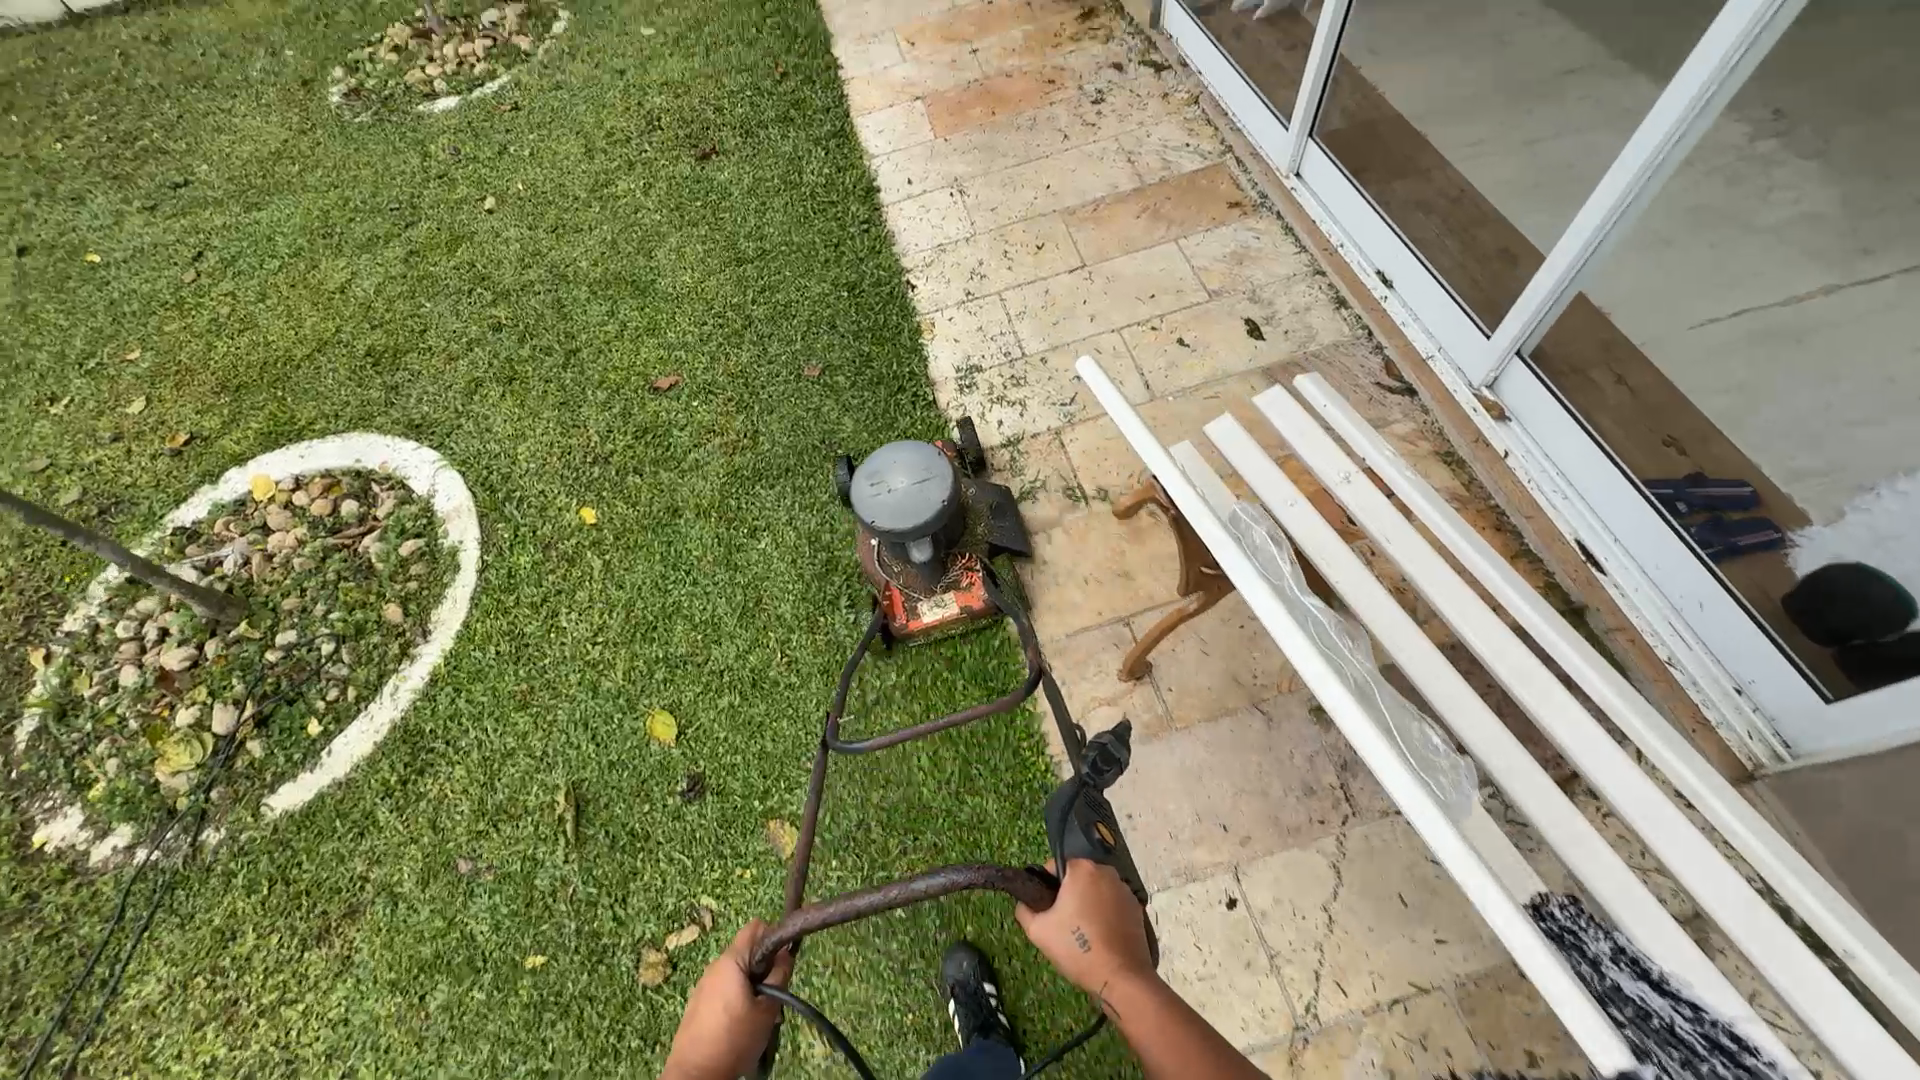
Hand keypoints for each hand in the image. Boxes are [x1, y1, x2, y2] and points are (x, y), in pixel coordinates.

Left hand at [662, 919, 792, 1079]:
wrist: (695, 1075)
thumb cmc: (734, 1039)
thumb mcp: (767, 1008)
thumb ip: (779, 975)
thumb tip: (785, 954)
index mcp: (731, 961)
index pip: (756, 927)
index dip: (774, 936)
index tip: (783, 959)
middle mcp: (714, 967)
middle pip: (747, 952)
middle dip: (765, 967)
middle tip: (776, 993)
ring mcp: (704, 985)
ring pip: (737, 973)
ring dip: (753, 985)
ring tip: (762, 1013)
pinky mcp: (698, 1004)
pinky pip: (724, 989)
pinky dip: (738, 998)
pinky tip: (744, 1024)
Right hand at [1015, 859, 1153, 999]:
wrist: (1122, 977)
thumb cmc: (1077, 948)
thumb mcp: (1038, 931)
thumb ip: (1024, 910)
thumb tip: (1024, 903)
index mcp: (1082, 868)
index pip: (1055, 866)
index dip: (1045, 886)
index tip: (1045, 908)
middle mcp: (1106, 871)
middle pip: (1077, 878)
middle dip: (1068, 895)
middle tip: (1061, 922)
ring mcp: (1125, 889)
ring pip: (1096, 891)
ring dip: (1087, 903)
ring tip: (1082, 932)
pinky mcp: (1137, 908)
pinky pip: (1112, 904)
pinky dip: (1105, 914)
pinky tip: (1100, 937)